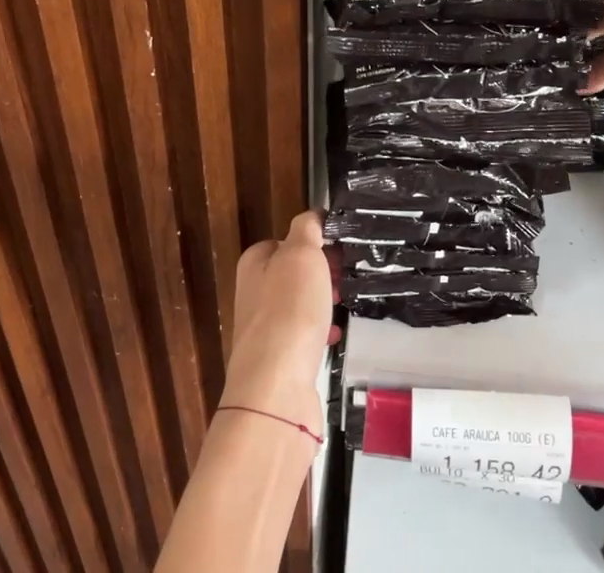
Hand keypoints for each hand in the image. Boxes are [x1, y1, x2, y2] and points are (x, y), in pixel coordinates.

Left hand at [221, 211, 336, 432]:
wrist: (276, 386)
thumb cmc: (289, 311)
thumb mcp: (301, 255)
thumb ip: (306, 229)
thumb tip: (313, 216)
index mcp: (254, 262)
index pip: (286, 239)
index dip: (315, 241)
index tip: (343, 248)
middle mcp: (254, 292)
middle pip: (294, 272)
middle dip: (323, 273)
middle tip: (349, 277)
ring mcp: (264, 327)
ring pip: (300, 304)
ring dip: (324, 302)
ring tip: (347, 303)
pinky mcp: (279, 357)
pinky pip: (304, 334)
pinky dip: (322, 331)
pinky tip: (336, 336)